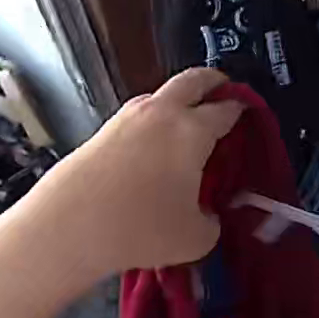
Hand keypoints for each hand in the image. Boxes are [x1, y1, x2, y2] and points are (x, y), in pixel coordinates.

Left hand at [7, 68, 243, 281]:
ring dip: (180, 102)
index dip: (244, 110)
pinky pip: (140, 117)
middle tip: (226, 93)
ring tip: (190, 126)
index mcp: (193, 130)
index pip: (227, 109)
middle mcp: (161, 114)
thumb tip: (207, 213)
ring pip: (161, 96)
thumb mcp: (198, 237)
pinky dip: (155, 123)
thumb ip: (213, 220)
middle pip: (193, 80)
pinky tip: (157, 150)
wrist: (66, 229)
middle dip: (214, 82)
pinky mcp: (102, 133)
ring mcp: (127, 119)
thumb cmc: (142, 229)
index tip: (252, 117)